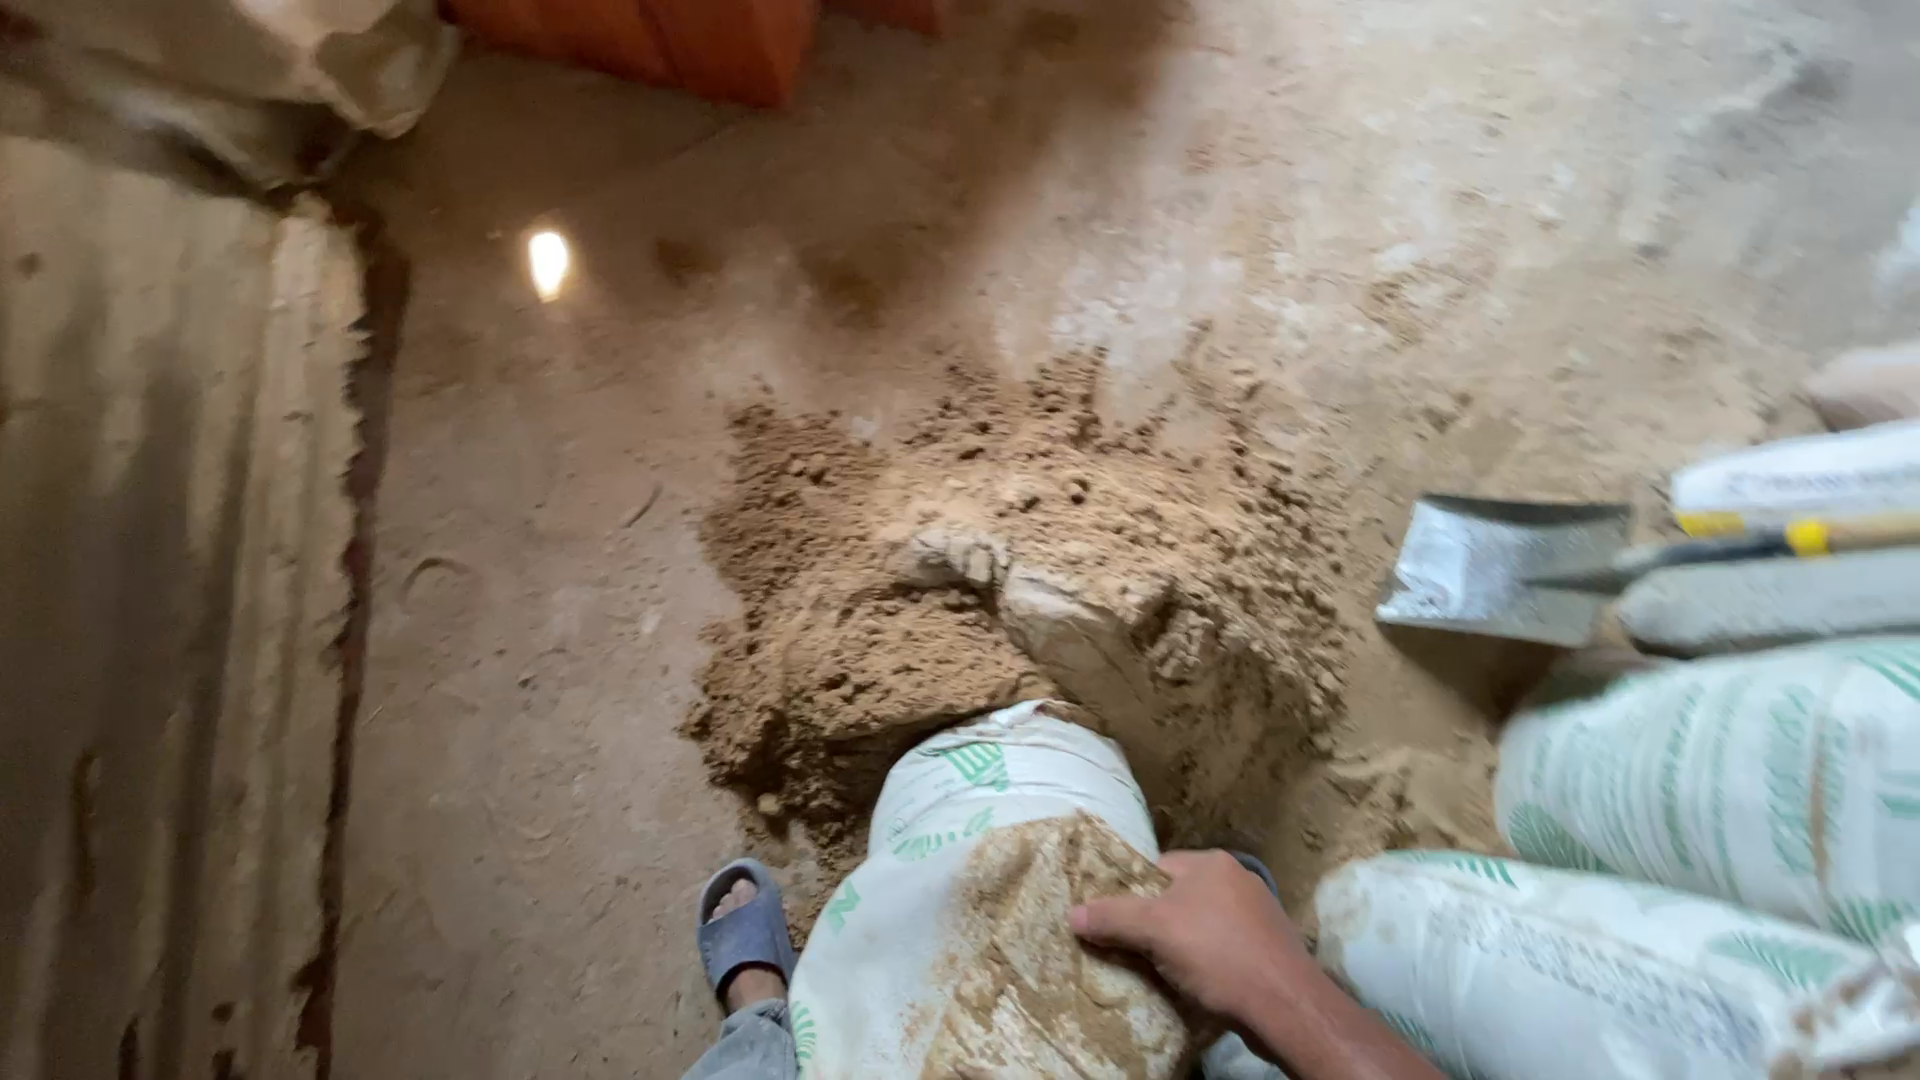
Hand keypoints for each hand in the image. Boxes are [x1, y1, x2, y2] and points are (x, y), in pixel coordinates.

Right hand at [1070, 850, 1313, 1022]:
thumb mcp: (1154, 931)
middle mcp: (1238, 878)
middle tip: (1141, 953)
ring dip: (1186, 946)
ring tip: (1170, 973)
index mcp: (1211, 862)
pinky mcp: (1272, 948)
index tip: (1123, 927)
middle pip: (1179, 897)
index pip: (1156, 870)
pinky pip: (1227, 948)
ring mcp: (1260, 914)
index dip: (1135, 898)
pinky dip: (1211, 963)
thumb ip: (1112, 917)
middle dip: (1160, 924)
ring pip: (1204, 925)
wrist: (1287, 1007)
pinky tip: (1203, 985)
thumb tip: (1072, 914)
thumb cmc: (1217, 954)